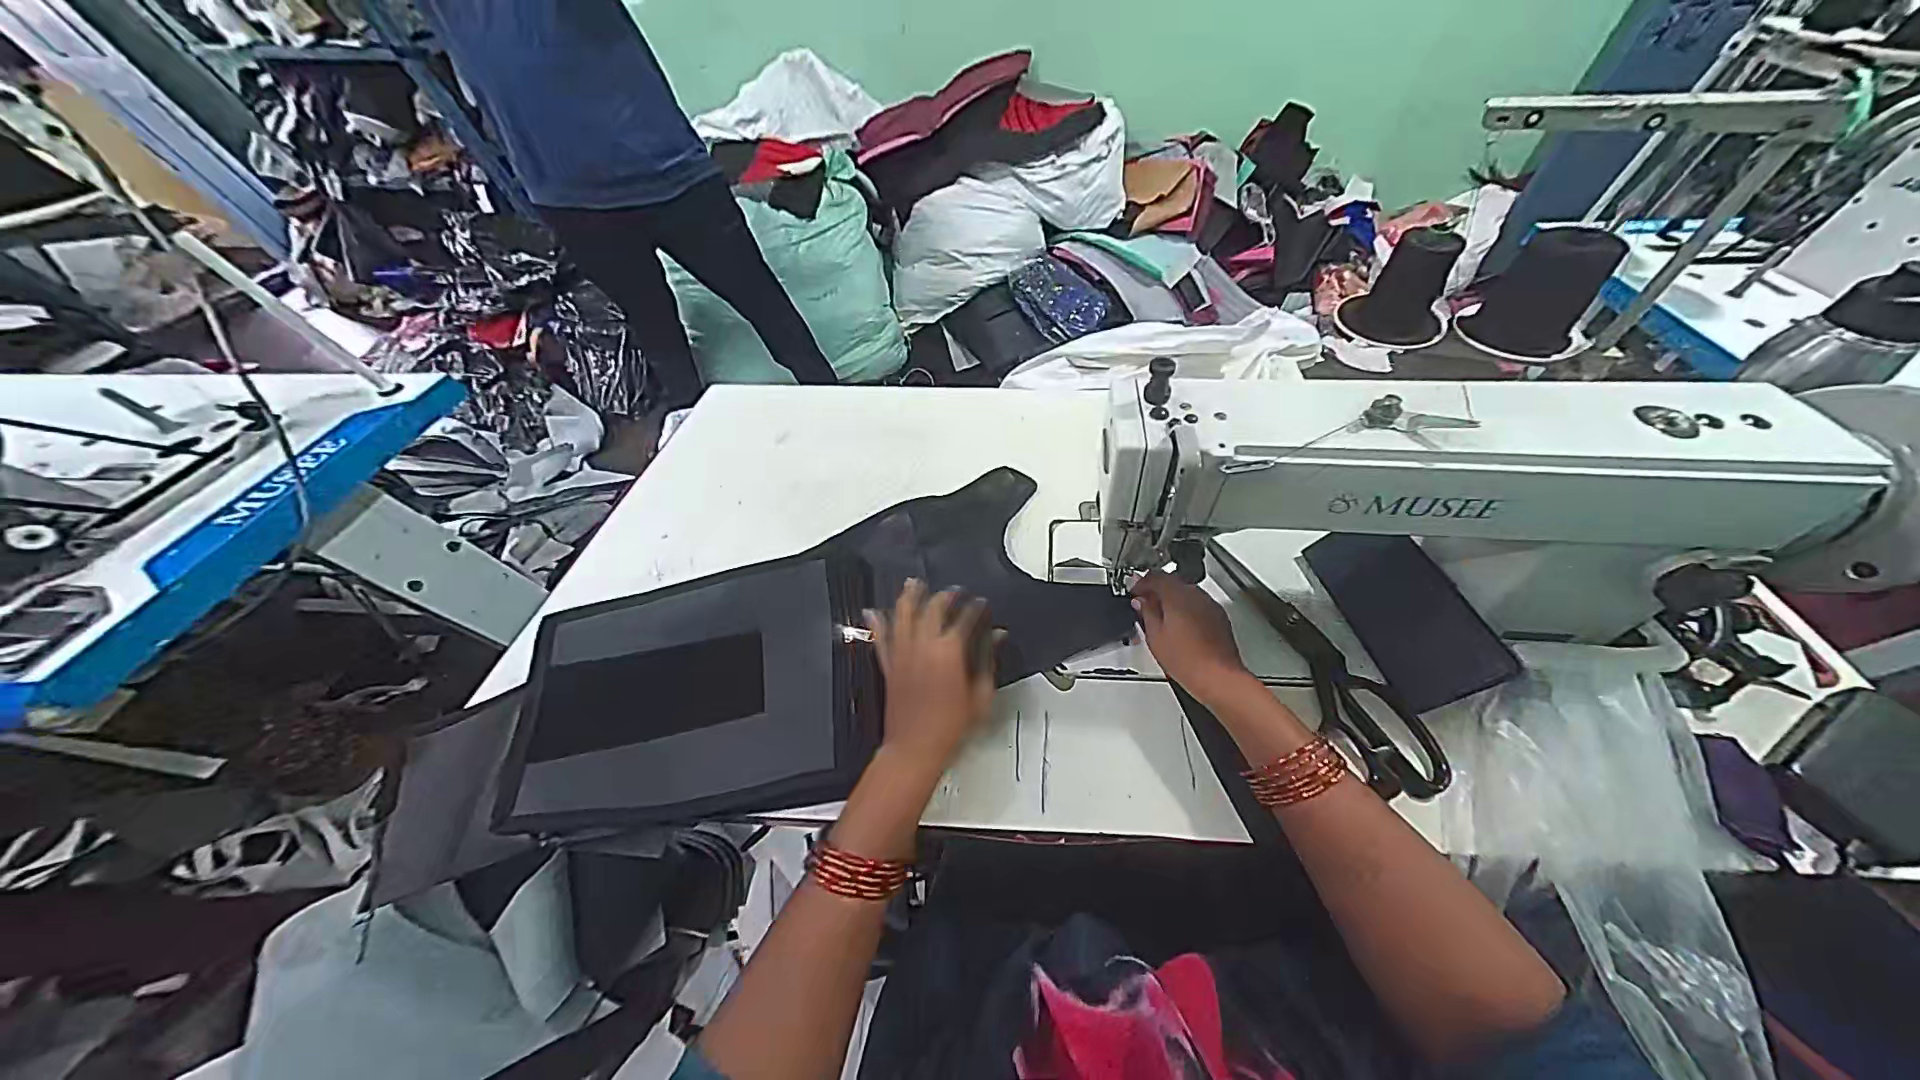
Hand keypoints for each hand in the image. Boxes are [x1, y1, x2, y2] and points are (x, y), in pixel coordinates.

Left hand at [865, 579, 1002, 775]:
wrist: (915, 749)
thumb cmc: (948, 728)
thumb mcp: (981, 695)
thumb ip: (988, 660)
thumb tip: (995, 639)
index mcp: (949, 651)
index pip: (965, 618)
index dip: (975, 608)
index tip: (981, 604)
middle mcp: (923, 647)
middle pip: (933, 609)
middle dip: (945, 595)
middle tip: (953, 591)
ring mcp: (903, 654)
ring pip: (903, 615)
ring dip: (909, 597)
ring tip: (913, 584)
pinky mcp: (889, 666)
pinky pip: (881, 639)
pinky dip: (877, 624)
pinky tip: (874, 612)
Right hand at [1131, 571, 1256, 704]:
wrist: (1217, 677)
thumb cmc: (1188, 660)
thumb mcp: (1155, 636)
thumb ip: (1146, 612)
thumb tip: (1141, 602)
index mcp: (1177, 595)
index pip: (1155, 577)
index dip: (1140, 583)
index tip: (1134, 591)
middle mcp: (1196, 595)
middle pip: (1172, 582)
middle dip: (1156, 590)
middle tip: (1143, 602)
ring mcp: (1210, 605)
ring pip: (1186, 593)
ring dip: (1172, 599)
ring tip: (1160, 617)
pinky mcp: (1219, 617)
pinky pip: (1198, 605)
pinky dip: (1186, 609)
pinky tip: (1179, 626)